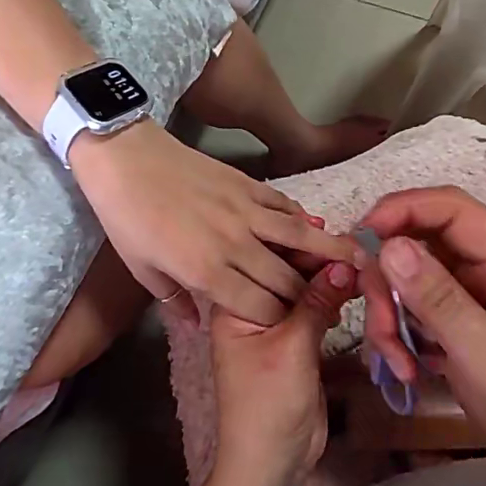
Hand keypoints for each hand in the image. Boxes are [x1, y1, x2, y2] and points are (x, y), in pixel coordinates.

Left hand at [71, 122, 355, 325]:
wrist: (125, 159)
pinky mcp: (248, 184)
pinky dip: (302, 216)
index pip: (262, 307)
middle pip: (287, 279)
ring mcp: (246, 211)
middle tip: (331, 300)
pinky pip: (284, 204)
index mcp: (208, 272)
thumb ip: (174, 300)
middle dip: (311, 296)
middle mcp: (236, 245)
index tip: (295, 325)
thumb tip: (196, 326)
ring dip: (331, 251)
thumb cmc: (127, 219)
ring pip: (300, 237)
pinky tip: (313, 225)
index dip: (283, 320)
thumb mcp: (141, 270)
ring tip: (359, 259)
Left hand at [209, 261, 356, 483]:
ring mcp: (273, 324)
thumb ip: (316, 304)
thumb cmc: (268, 404)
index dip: (299, 245)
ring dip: (328, 277)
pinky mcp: (294, 340)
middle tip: (356, 247)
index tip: (335, 234)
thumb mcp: (292, 349)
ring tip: (359, 262)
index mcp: (234, 304)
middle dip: (318, 258)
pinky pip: (312, 309)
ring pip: (302, 288)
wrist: (271, 461)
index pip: (264, 260)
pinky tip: (353, 286)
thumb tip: (344, 262)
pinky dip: (332, 298)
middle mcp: (250, 307)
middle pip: (285, 270)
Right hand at [357, 187, 485, 481]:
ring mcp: (470, 290)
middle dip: (388, 280)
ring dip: (388, 314)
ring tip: (397, 362)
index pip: (453, 209)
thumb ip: (441, 303)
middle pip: (420, 241)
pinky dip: (396, 331)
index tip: (360, 236)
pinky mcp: (454, 314)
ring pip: (406, 276)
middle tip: (379, 326)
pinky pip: (409, 305)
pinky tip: (406, 367)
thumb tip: (389, 247)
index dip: (403, 209)